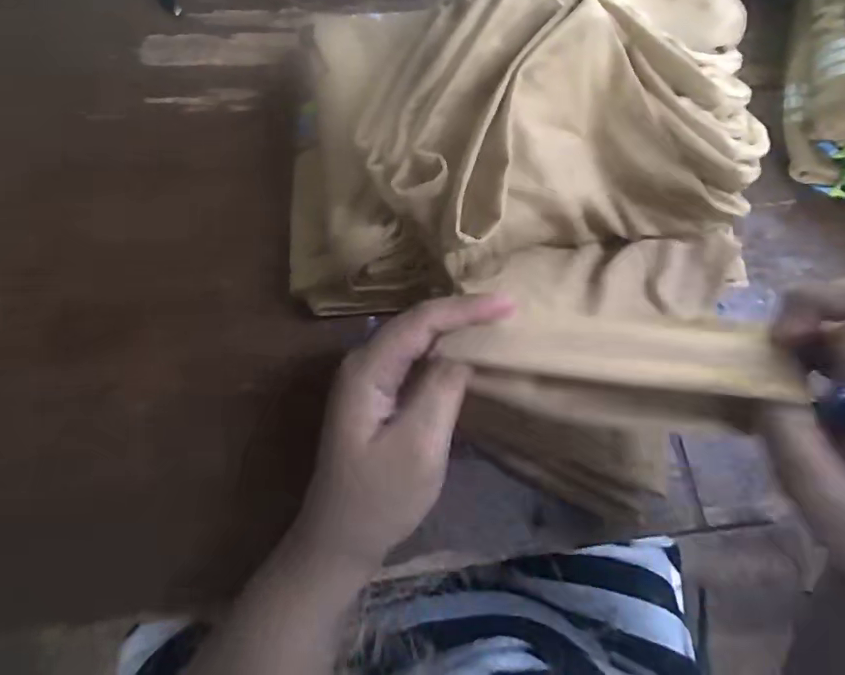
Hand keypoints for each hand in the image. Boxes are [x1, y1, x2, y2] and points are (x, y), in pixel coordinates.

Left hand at [291, 295, 513, 570]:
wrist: (337, 541)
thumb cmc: (379, 500)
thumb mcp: (419, 447)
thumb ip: (441, 390)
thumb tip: (462, 352)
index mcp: (367, 369)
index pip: (421, 321)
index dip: (465, 308)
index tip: (507, 303)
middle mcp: (363, 361)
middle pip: (417, 320)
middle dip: (461, 310)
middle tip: (505, 306)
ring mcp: (368, 376)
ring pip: (416, 335)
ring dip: (453, 325)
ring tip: (492, 316)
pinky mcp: (377, 392)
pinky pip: (413, 356)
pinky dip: (443, 347)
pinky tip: (466, 347)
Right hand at [758, 277, 844, 626]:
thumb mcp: (821, 499)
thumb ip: (787, 429)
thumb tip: (759, 371)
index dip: (839, 324)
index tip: (788, 349)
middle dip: (824, 305)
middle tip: (780, 337)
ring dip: (824, 322)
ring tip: (788, 355)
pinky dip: (831, 342)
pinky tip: (810, 374)